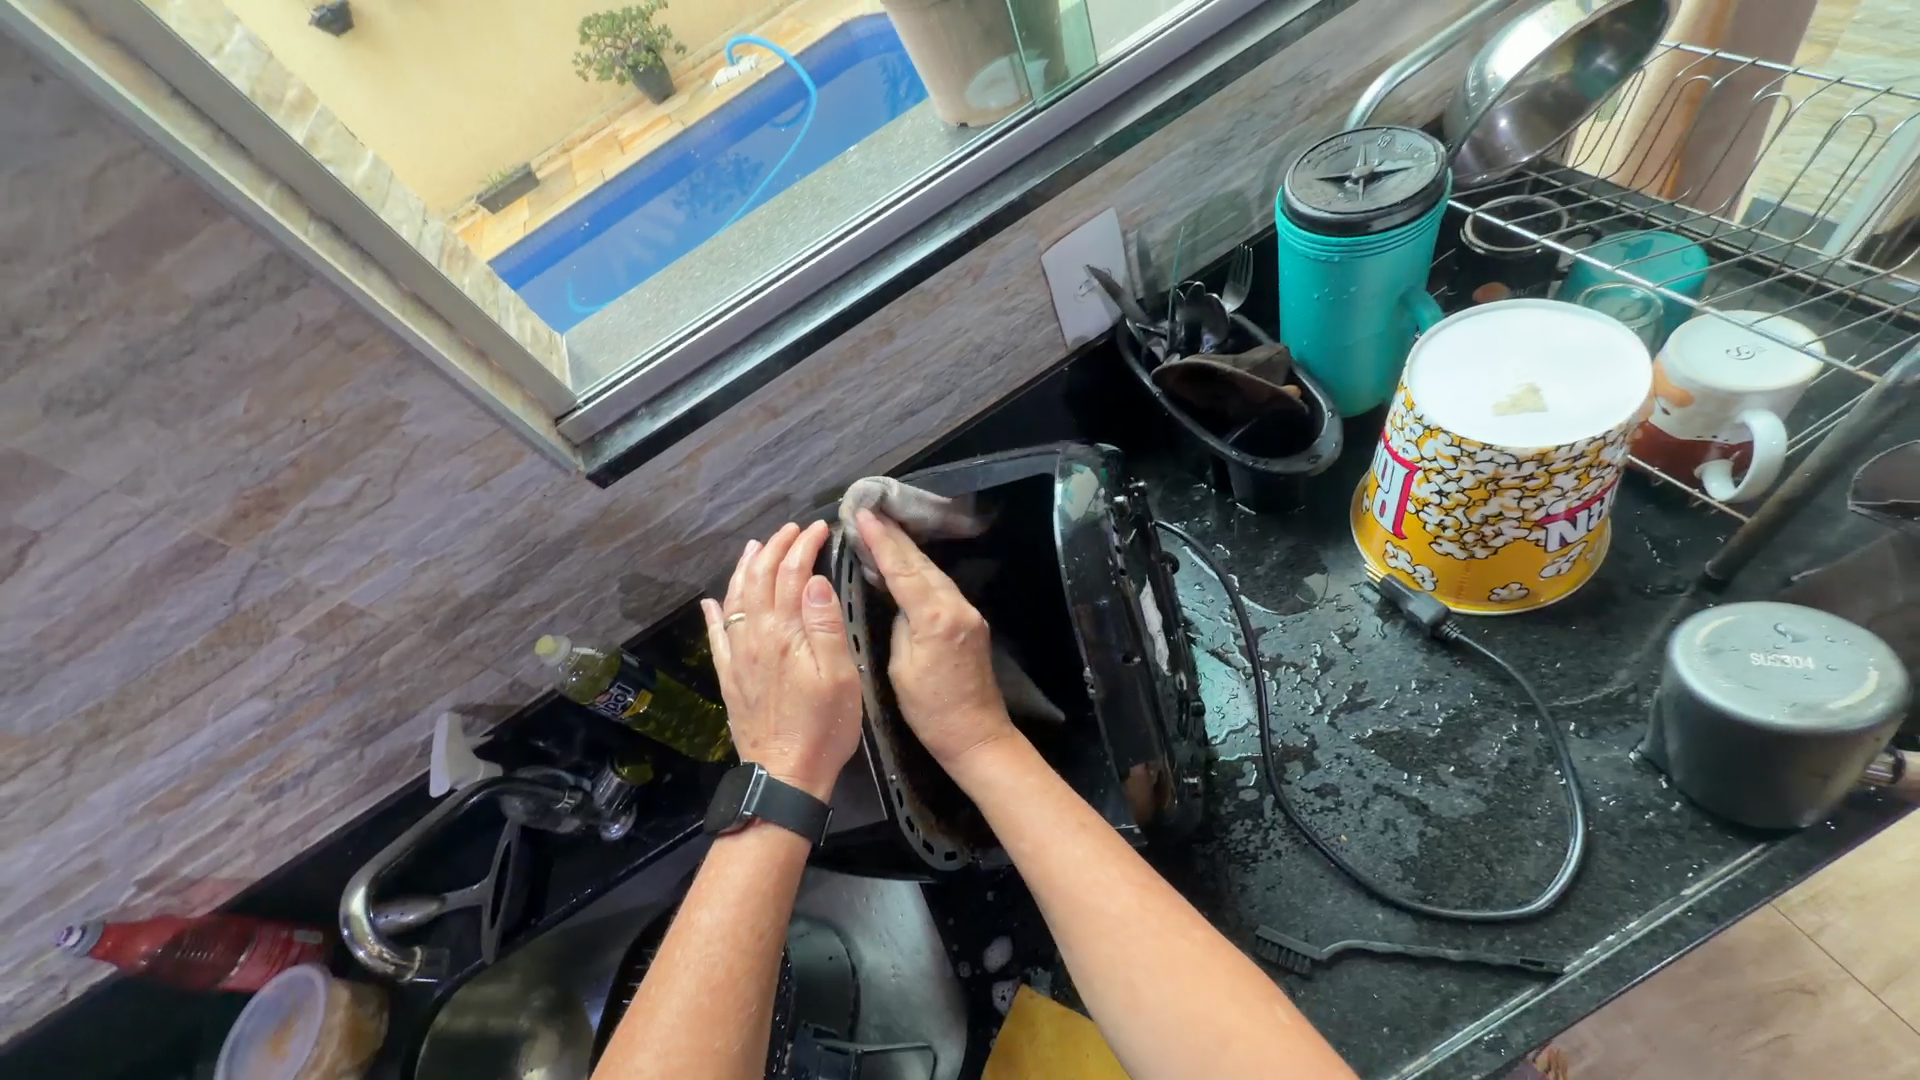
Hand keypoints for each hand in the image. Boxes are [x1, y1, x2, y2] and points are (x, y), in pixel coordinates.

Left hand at [702, 522, 861, 800]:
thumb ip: (825, 624)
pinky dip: (713, 611)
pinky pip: (715, 635)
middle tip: (792, 529)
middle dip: (776, 547)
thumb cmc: (823, 726)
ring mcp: (737, 656)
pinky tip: (712, 600)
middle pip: (760, 578)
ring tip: (756, 547)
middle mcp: (754, 636)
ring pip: (735, 599)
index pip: (792, 574)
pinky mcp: (728, 676)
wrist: (784, 774)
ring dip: (746, 568)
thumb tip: (814, 579)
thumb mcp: (840, 675)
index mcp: (784, 633)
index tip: (820, 528)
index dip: (804, 546)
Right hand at [853, 509, 1019, 772]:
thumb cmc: (930, 710)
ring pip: (932, 572)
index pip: (903, 568)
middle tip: (869, 512)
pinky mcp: (970, 622)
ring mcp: (968, 612)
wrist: (976, 735)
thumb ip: (899, 624)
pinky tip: (905, 564)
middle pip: (921, 563)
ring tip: (881, 530)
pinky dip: (919, 571)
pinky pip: (940, 586)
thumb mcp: (899, 668)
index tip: (863, 514)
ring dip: (907, 551)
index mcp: (935, 616)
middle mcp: (957, 605)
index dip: (881, 540)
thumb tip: (896, 599)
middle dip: (894, 536)